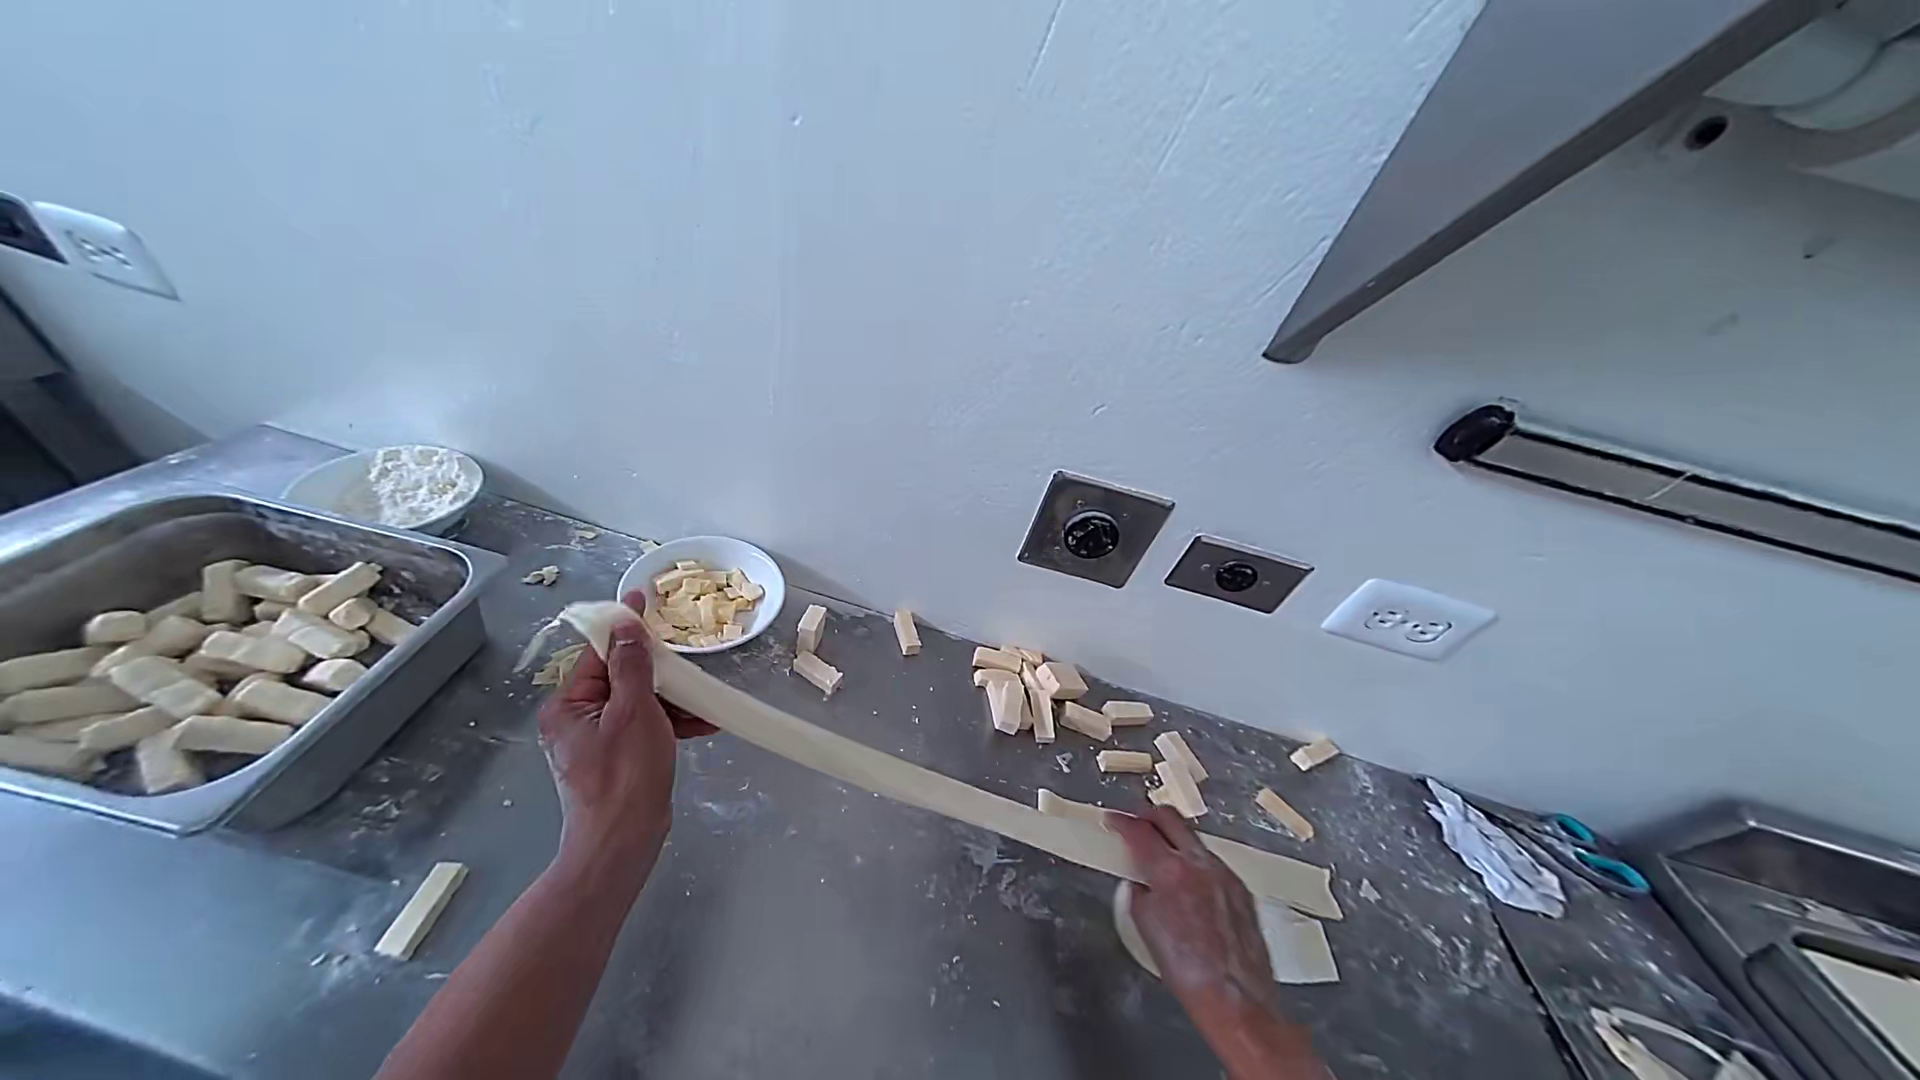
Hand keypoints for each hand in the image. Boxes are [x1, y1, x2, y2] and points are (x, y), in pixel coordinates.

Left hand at [537, 594, 716, 881]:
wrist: (623, 842)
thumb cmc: (626, 775)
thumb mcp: (634, 712)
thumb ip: (632, 667)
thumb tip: (628, 627)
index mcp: (569, 705)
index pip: (599, 654)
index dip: (624, 627)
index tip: (642, 599)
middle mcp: (577, 719)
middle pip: (623, 677)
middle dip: (660, 672)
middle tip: (688, 662)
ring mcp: (598, 739)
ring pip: (640, 702)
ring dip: (674, 699)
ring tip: (705, 700)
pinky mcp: (618, 756)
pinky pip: (646, 726)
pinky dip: (673, 722)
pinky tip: (705, 723)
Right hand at [1107, 807, 1279, 1017]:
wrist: (1236, 999)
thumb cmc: (1186, 970)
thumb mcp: (1144, 925)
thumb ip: (1138, 890)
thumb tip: (1139, 879)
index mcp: (1169, 870)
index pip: (1138, 830)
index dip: (1120, 821)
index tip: (1113, 819)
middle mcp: (1198, 863)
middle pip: (1169, 817)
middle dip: (1148, 815)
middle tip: (1136, 824)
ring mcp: (1223, 872)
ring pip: (1193, 837)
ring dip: (1173, 838)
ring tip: (1162, 855)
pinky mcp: (1240, 887)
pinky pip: (1212, 861)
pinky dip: (1195, 862)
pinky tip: (1190, 883)